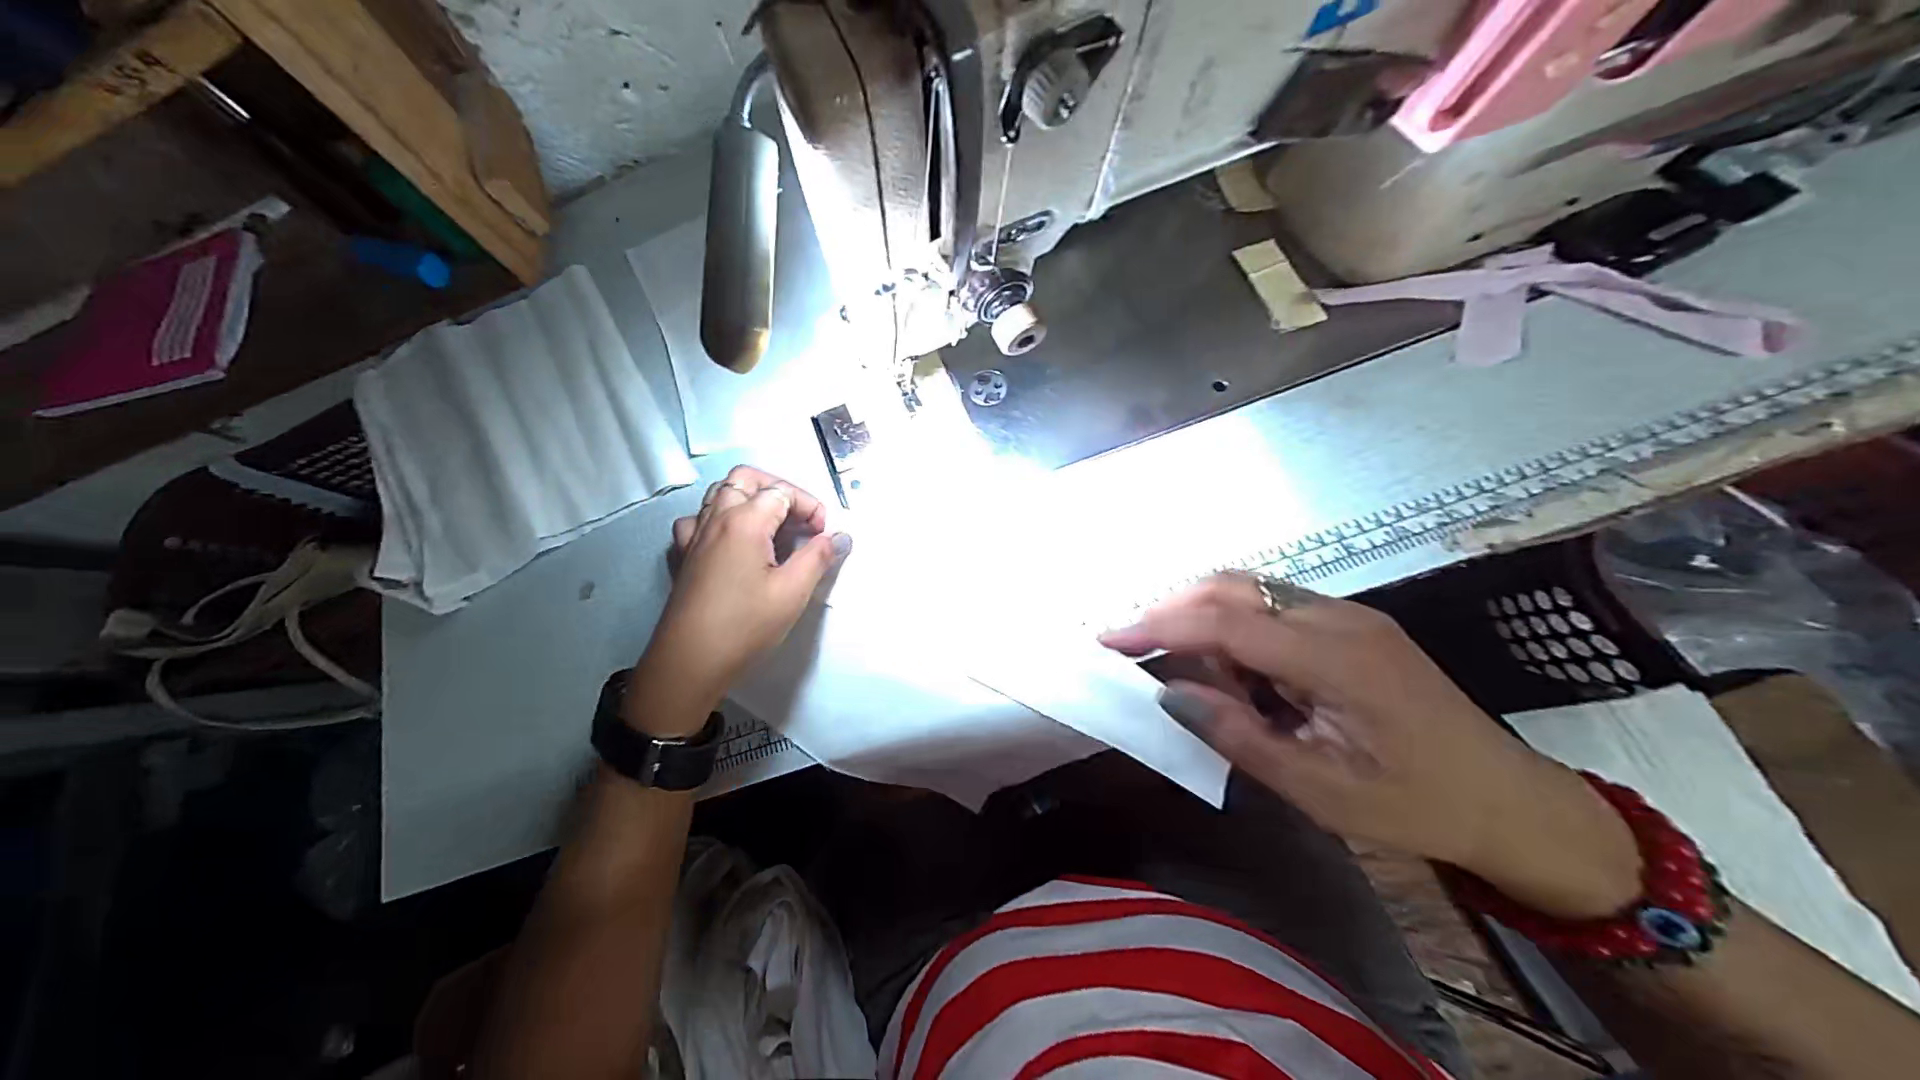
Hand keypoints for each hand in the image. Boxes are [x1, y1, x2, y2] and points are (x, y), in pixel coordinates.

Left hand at [626, 466, 849, 736]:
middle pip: (745, 479)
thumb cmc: (745, 626)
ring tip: (772, 528)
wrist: (690, 662)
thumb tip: (841, 536)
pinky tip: (732, 543)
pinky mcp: (684, 556)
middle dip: (778, 489)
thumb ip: (818, 557)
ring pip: (720, 494)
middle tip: (799, 519)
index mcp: (744, 522)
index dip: (810, 507)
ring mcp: (694, 536)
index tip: (823, 535)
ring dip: (749, 500)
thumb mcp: (792, 593)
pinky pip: (698, 520)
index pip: (782, 492)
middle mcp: (715, 519)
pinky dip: (719, 520)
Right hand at [1101, 574, 1641, 918]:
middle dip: (1171, 608)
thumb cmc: (1418, 806)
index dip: (1160, 626)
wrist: (1512, 800)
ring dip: (1201, 616)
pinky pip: (1274, 608)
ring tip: (1176, 664)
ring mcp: (1349, 615)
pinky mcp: (1351, 625)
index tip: (1110, 639)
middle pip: (1234, 588)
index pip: (1227, 623)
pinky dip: (1233, 626)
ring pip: (1250, 591)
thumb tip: (1170, 693)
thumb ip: (1239, 736)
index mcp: (1337, 658)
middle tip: (1130, 645)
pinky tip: (1226, 665)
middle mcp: (1340, 618)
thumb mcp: (1321, 790)